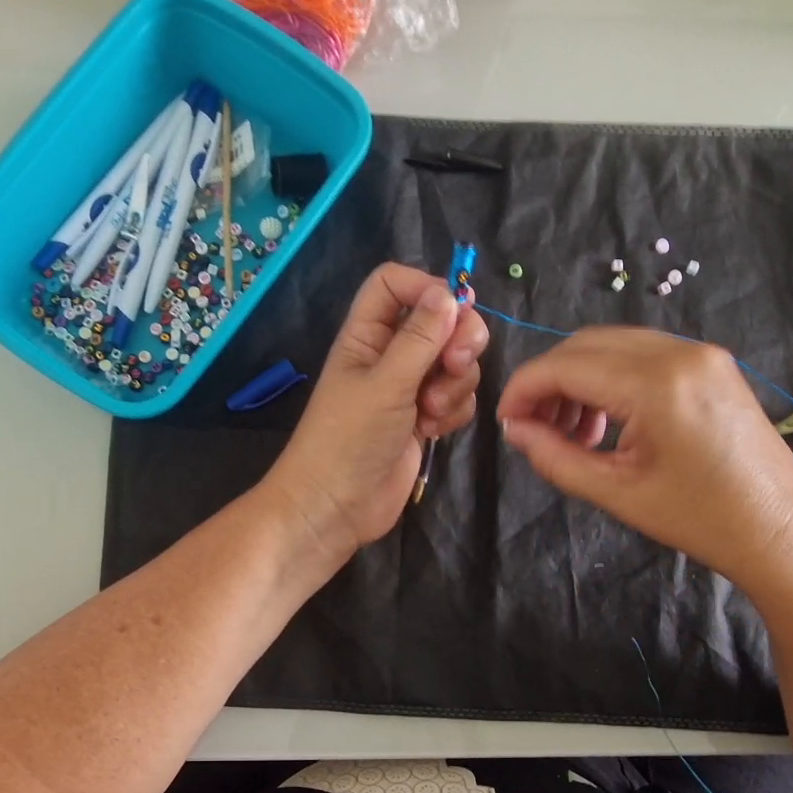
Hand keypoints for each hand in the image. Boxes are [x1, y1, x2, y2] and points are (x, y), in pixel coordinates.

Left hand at [262, 263, 488, 557]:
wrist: (335, 508)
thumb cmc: (348, 440)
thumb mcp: (386, 384)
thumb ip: (420, 339)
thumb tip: (449, 294)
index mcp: (367, 335)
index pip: (396, 284)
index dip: (427, 287)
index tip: (453, 311)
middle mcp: (389, 354)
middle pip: (439, 321)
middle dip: (457, 340)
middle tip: (456, 365)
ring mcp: (408, 388)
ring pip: (454, 362)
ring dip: (455, 384)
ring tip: (431, 413)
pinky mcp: (424, 419)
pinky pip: (456, 397)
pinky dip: (454, 411)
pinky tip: (433, 432)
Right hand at [497, 327, 792, 586]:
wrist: (780, 533)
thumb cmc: (700, 520)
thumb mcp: (616, 493)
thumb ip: (555, 456)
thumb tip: (514, 430)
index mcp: (657, 383)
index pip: (566, 365)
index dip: (524, 388)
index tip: (506, 422)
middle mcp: (680, 352)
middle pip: (586, 345)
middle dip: (549, 382)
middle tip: (532, 428)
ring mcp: (701, 354)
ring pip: (612, 346)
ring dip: (578, 379)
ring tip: (569, 432)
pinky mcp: (712, 364)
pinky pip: (643, 356)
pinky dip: (611, 380)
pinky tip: (605, 422)